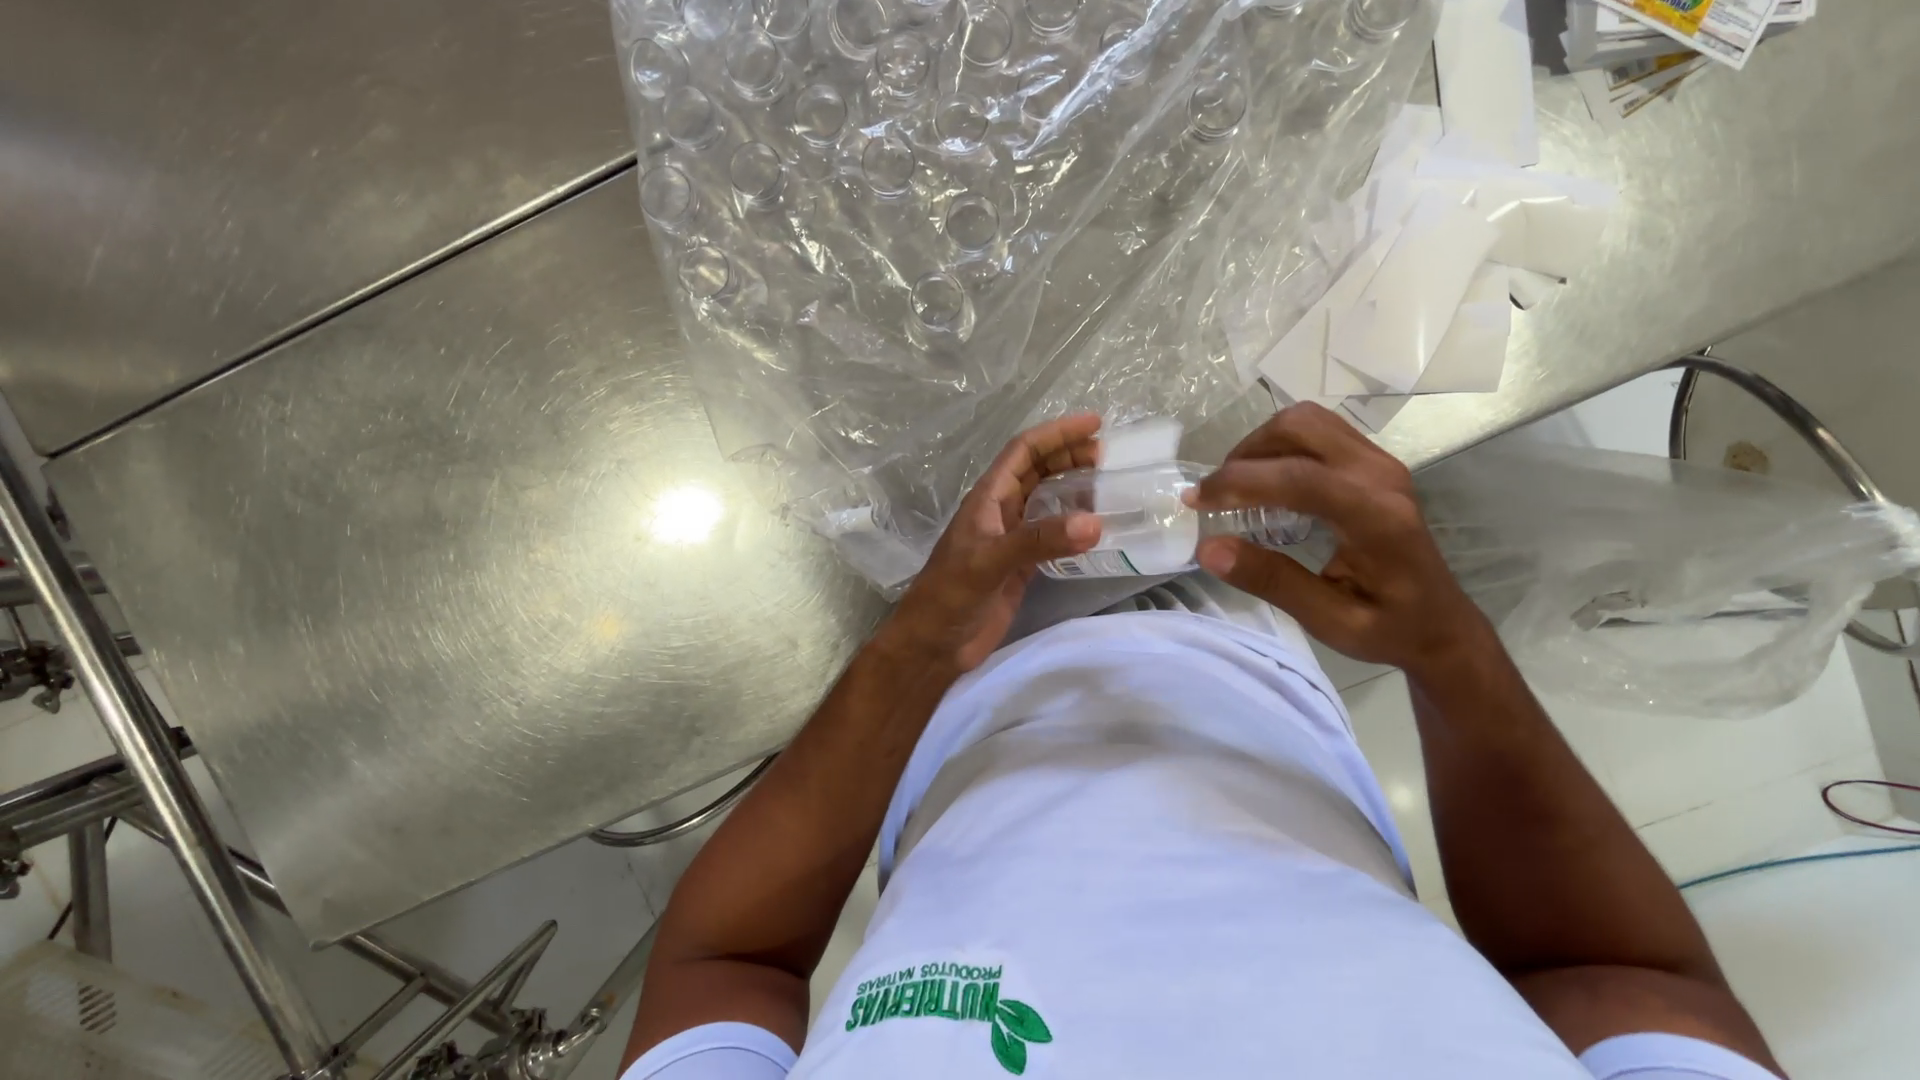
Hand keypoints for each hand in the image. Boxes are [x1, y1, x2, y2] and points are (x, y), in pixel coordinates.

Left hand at [877, 415, 1103, 672]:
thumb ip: (1038, 541)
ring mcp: (1011, 539)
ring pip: (1046, 501)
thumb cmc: (950, 596)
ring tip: (1109, 485)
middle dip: (1069, 456)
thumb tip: (1094, 522)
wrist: (934, 644)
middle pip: (1038, 471)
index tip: (1095, 424)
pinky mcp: (1021, 567)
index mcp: (987, 499)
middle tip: (1109, 455)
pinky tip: (1095, 529)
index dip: (1057, 434)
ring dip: (1074, 488)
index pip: (1024, 452)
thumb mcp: (990, 562)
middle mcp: (1000, 512)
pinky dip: (1074, 527)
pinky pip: (1052, 536)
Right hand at [1186, 403, 1488, 676]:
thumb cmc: (1388, 629)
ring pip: (1307, 421)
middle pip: (1300, 427)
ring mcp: (1381, 463)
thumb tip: (1208, 548)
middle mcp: (1381, 476)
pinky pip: (1319, 431)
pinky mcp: (1374, 463)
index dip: (1239, 482)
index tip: (1196, 502)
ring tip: (1238, 487)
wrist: (1442, 626)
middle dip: (1246, 454)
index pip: (1299, 478)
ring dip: (1261, 445)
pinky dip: (1280, 447)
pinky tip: (1268, 483)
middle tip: (1218, 495)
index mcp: (1376, 518)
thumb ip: (1272, 581)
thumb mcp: (1329, 620)